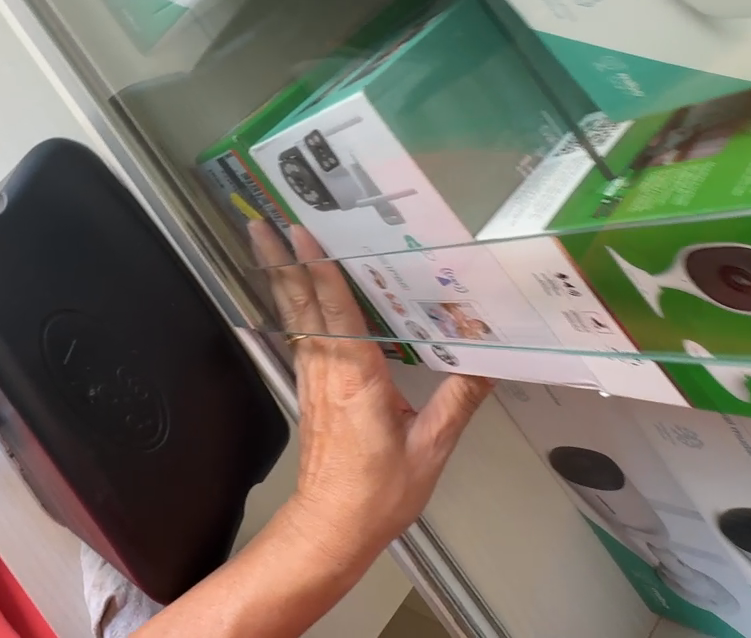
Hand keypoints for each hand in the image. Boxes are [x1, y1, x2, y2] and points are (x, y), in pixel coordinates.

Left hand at [250, 222, 492, 569]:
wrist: (331, 526)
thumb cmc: (378, 493)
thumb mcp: (430, 450)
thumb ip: (456, 401)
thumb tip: (488, 362)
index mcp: (356, 376)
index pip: (336, 310)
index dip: (320, 269)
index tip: (304, 234)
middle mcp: (326, 367)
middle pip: (301, 303)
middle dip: (282, 261)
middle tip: (262, 224)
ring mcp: (310, 375)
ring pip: (291, 314)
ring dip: (277, 275)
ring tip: (262, 242)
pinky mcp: (306, 385)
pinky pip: (295, 332)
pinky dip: (287, 302)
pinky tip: (283, 289)